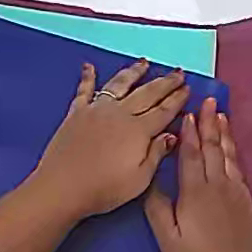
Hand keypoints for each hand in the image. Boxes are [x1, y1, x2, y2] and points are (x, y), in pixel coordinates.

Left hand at [26, 59, 191, 219]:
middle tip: (178, 72)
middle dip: (165, 82)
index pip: (164, 111)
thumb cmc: (104, 189)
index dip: (177, 99)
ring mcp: (97, 110)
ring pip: (119, 84)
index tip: (188, 88)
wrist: (63, 187)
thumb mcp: (140, 179)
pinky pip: (84, 90)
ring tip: (144, 63)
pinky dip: (88, 77)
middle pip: (147, 93)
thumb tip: (171, 135)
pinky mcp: (76, 113)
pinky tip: (89, 66)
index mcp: (139, 130)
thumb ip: (157, 154)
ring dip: (134, 72)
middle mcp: (120, 113)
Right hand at [144, 98, 251, 251]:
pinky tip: (230, 148)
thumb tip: (149, 180)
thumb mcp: (167, 238)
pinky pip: (237, 166)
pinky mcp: (245, 202)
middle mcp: (218, 186)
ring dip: (222, 132)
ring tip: (220, 115)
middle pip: (212, 147)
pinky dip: (232, 151)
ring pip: (227, 154)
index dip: (188, 130)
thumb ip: (156, 206)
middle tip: (207, 100)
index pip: (190, 153)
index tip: (186, 112)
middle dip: (208, 121)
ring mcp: (235, 193)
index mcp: (196, 192)